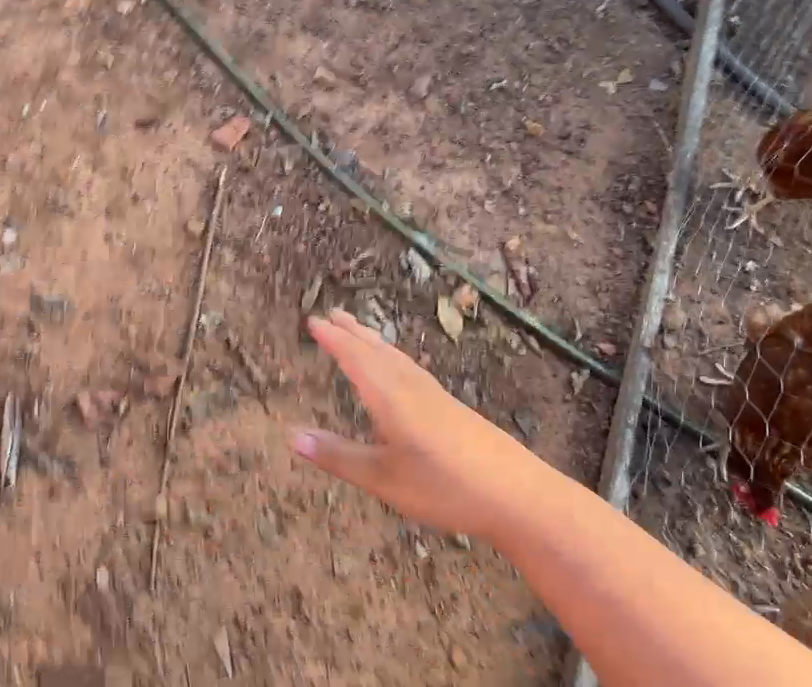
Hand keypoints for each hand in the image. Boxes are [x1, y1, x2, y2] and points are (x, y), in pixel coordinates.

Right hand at [288, 310, 549, 539]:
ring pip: (398, 359)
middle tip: (333, 312)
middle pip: (378, 352)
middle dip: (353, 332)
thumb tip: (289, 434)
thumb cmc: (445, 487)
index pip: (355, 359)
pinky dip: (395, 357)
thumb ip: (337, 456)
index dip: (333, 340)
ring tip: (361, 331)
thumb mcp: (383, 478)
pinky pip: (413, 369)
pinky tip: (402, 370)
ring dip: (375, 342)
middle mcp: (412, 388)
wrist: (521, 497)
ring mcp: (437, 397)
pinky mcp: (454, 409)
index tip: (313, 321)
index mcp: (391, 398)